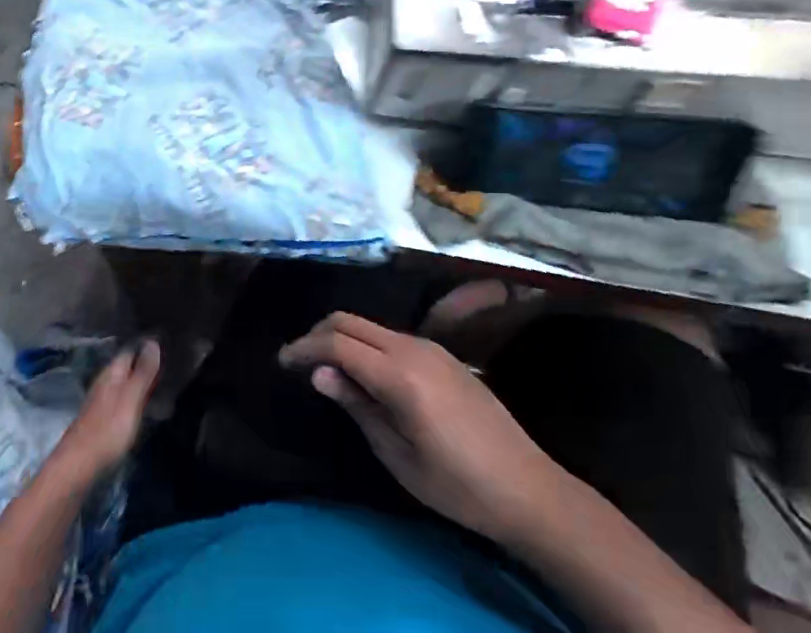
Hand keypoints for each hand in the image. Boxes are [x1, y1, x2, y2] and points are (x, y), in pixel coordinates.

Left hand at [50, 340, 161, 483]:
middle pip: (124, 368)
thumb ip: (142, 373)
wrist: (77, 467)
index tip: (167, 343)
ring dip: (137, 382)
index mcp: (110, 375)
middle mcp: (103, 384)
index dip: (145, 347)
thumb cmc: (107, 431)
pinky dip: (132, 399)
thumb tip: (153, 341)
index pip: (129, 351)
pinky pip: (120, 401)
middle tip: (168, 362)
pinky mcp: (99, 422)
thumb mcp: (130, 400)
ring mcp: (99, 404)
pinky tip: (142, 406)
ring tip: (160, 383)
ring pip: (122, 384)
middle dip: (142, 363)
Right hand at [279, 312, 567, 543]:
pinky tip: (363, 372)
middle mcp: (414, 348)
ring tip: (325, 368)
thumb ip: (357, 406)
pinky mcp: (444, 356)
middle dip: (318, 334)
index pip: (337, 344)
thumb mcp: (398, 455)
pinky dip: (365, 344)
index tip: (282, 363)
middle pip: (350, 321)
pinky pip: (391, 337)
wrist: (528, 488)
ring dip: (342, 337)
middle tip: (298, 362)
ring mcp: (432, 349)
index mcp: (400, 375)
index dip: (304, 348)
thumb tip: (319, 373)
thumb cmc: (457, 485)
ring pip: (371, 326)